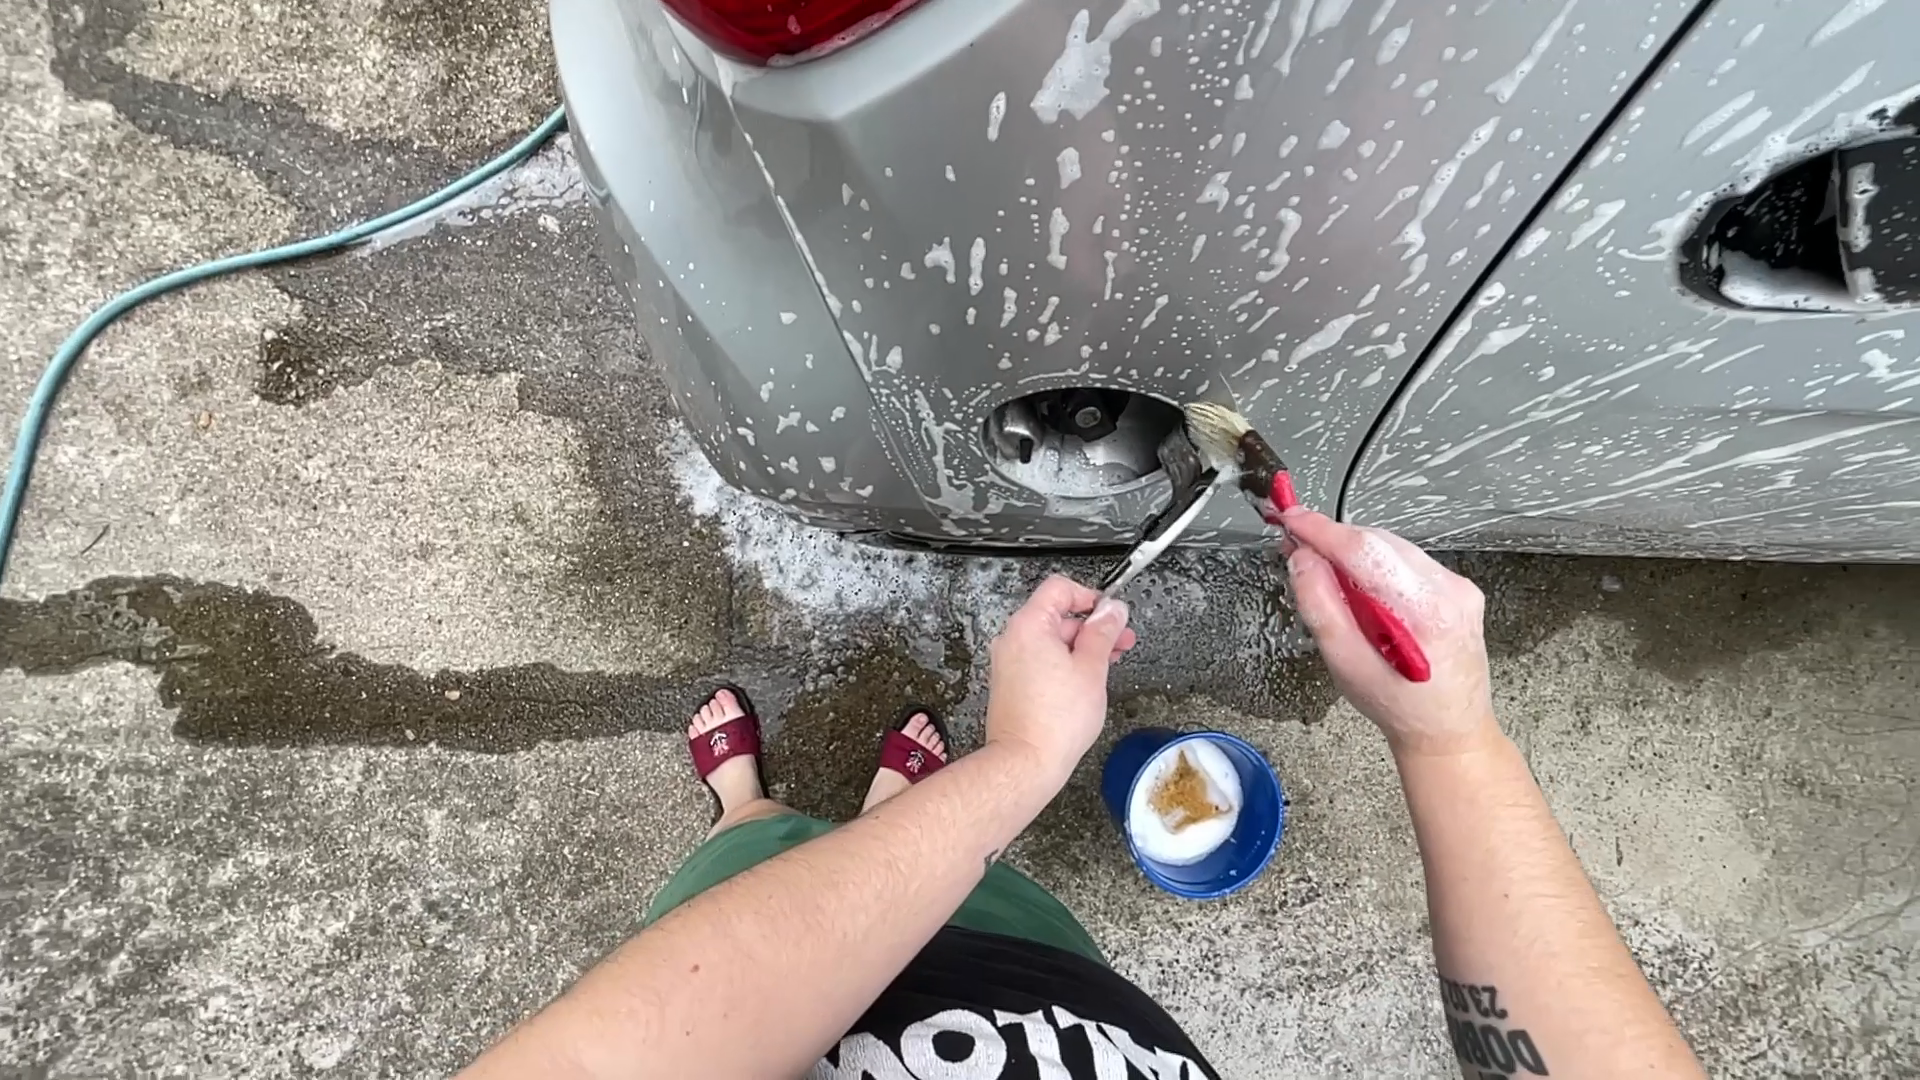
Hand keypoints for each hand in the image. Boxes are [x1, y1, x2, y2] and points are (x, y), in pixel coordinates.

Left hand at [985, 576, 1137, 786]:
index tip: (1110, 612)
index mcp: (1029, 625)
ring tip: (1108, 662)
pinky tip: (1085, 679)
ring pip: (1050, 639)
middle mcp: (1012, 638)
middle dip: (1091, 625)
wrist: (1026, 761)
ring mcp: (1008, 660)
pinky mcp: (1010, 681)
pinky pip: (1039, 659)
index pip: (1059, 588)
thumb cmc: (1054, 722)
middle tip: (1119, 640)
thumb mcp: (1092, 668)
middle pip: (1056, 614)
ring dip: (1081, 645)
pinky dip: (1063, 662)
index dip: (1090, 595)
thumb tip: (1112, 610)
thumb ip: (1104, 632)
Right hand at [1280, 509, 1498, 756]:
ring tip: (1320, 569)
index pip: (1362, 550)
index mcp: (1423, 610)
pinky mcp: (1455, 588)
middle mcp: (1449, 590)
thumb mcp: (1344, 661)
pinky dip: (1371, 562)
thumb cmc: (1398, 704)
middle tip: (1294, 545)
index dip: (1320, 529)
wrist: (1447, 728)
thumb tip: (1302, 559)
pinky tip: (1354, 584)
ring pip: (1389, 546)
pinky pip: (1403, 559)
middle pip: (1376, 542)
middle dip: (1332, 539)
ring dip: (1350, 550)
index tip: (1290, 516)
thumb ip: (1320, 605)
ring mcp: (1457, 586)